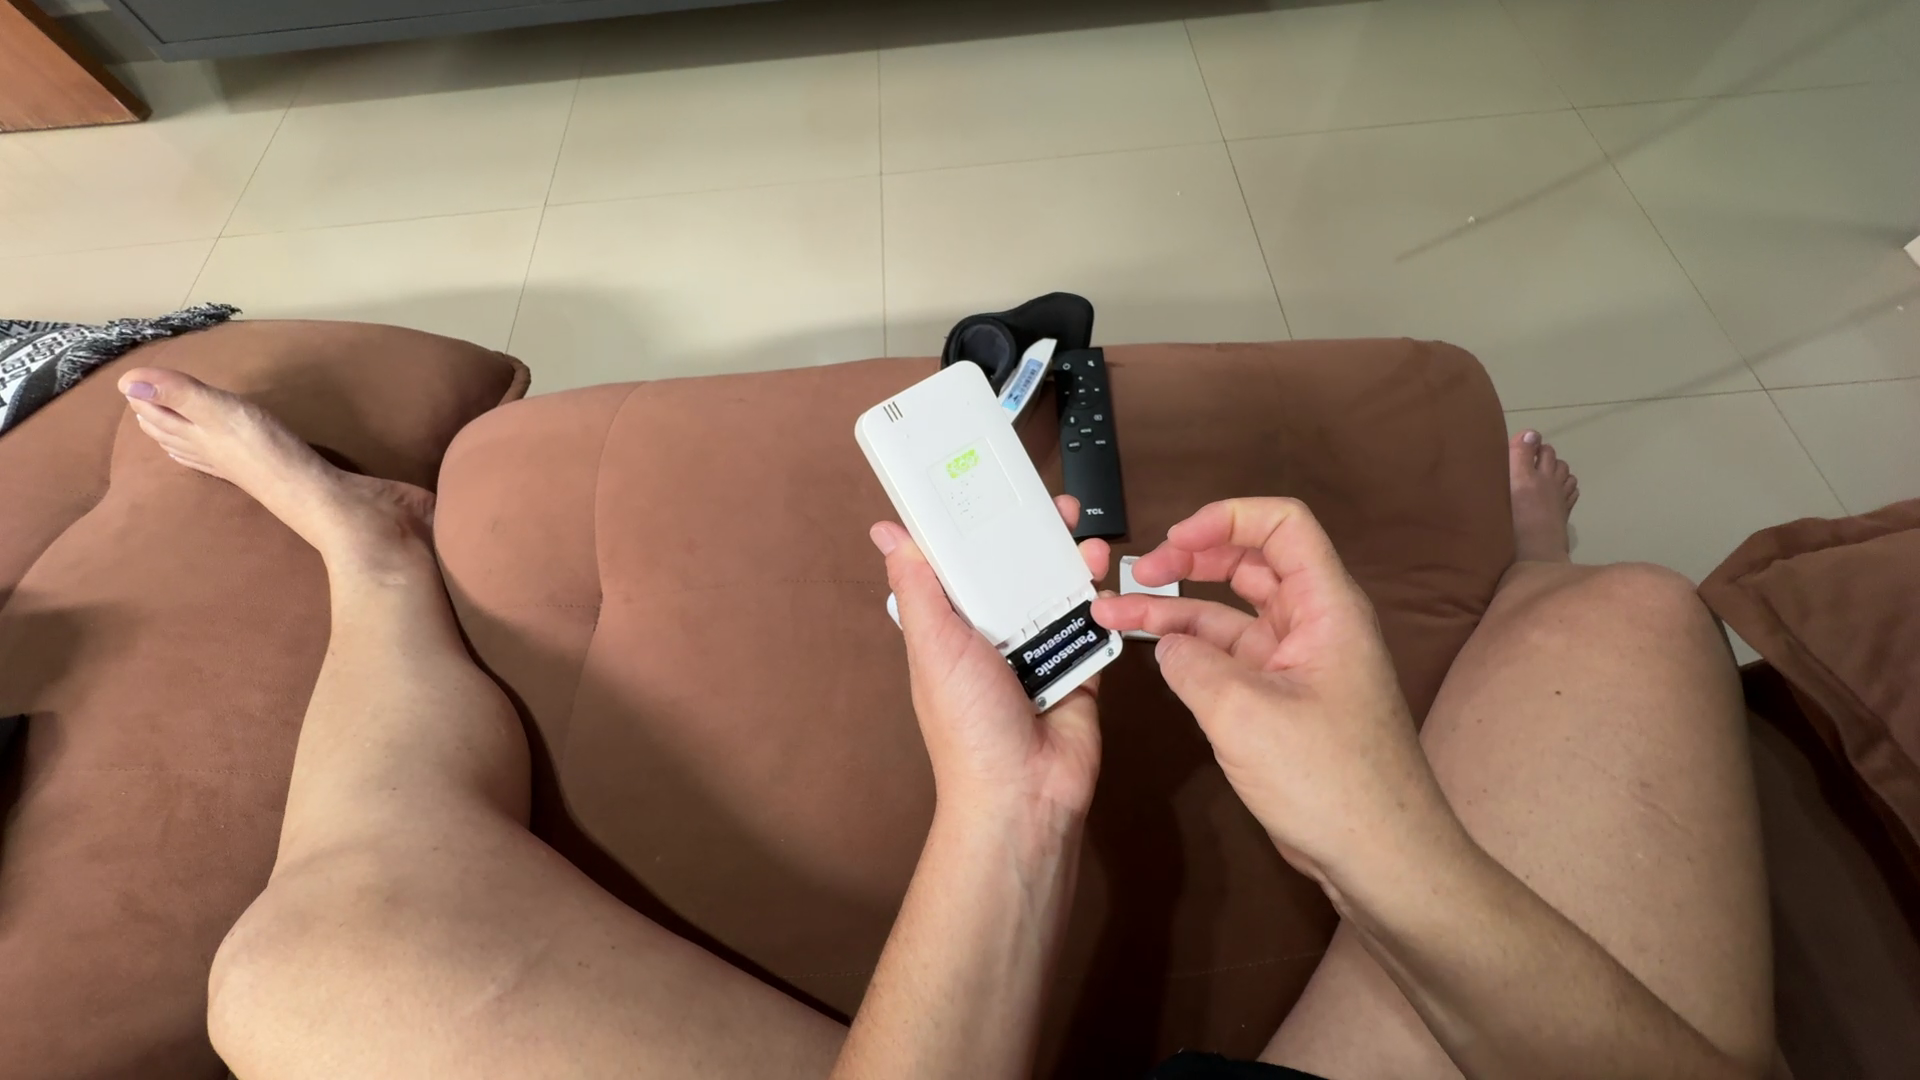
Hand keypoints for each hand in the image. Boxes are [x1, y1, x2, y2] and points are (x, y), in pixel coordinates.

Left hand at [871, 496, 1110, 825]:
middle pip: (1016, 567)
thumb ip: (918, 586)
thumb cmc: (968, 724)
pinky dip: (1099, 600)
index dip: (976, 524)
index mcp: (953, 624)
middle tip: (1055, 506)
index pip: (962, 561)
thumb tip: (888, 532)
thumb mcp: (934, 646)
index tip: (992, 490)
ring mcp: (1037, 647)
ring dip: (1071, 558)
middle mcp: (995, 631)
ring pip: (1056, 588)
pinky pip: (1091, 622)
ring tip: (1085, 537)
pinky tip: (1102, 579)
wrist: (1024, 793)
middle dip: (1035, 533)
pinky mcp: (1076, 664)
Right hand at [1089, 498, 1457, 892]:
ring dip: (1172, 609)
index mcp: (1323, 606)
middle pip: (1247, 562)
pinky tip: (1148, 651)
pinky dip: (1187, 649)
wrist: (1379, 860)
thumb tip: (1166, 645)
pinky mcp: (1277, 695)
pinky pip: (1225, 654)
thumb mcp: (1243, 712)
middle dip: (1188, 559)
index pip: (1282, 524)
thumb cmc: (1324, 777)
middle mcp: (1310, 622)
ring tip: (1112, 612)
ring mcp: (1292, 660)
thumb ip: (1192, 664)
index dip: (1224, 517)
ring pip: (1226, 612)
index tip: (1172, 541)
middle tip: (1136, 573)